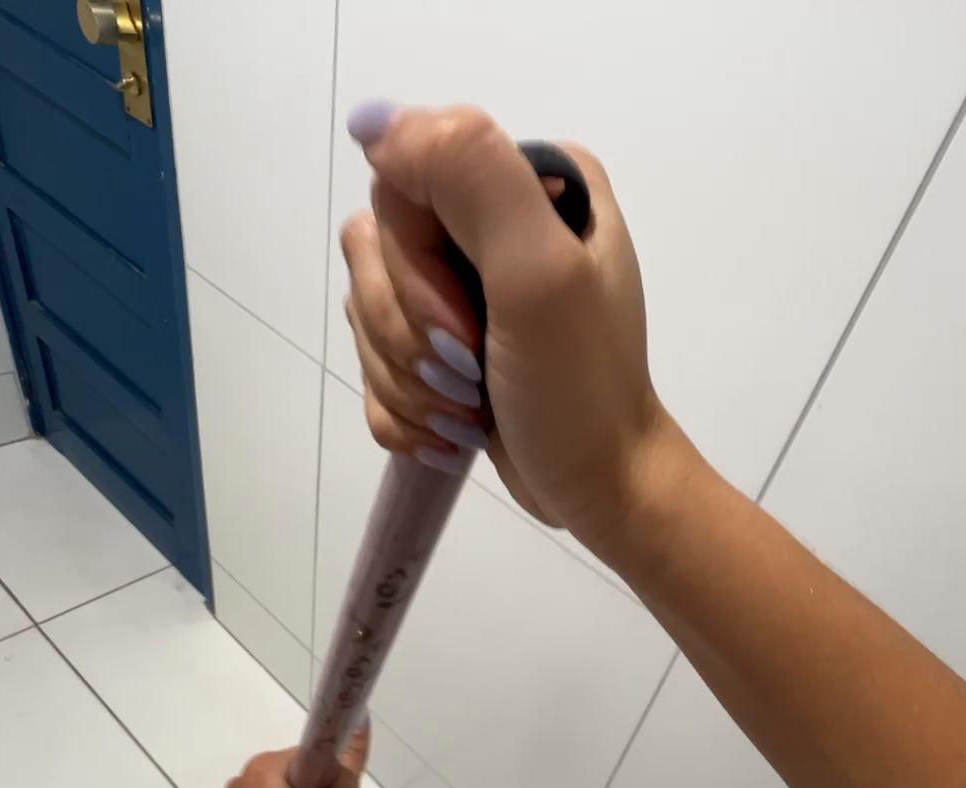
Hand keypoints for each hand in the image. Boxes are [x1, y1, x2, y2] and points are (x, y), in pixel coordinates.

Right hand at [339, 102, 676, 550]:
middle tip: (472, 379)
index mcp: (528, 185)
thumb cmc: (580, 392)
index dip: (415, 267)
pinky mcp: (442, 346)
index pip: (404, 182)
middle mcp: (491, 224)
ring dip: (411, 382)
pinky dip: (405, 411)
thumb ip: (471, 176)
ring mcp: (463, 287)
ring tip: (472, 411)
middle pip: (377, 251)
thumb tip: (373, 124)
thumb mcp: (543, 275)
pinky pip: (374, 364)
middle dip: (414, 337)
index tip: (467, 329)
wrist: (597, 487)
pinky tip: (454, 432)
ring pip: (368, 312)